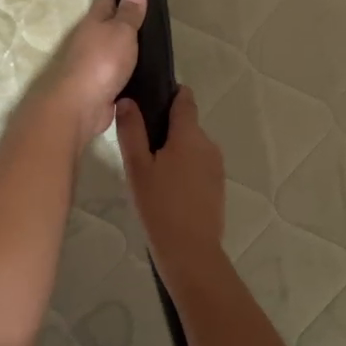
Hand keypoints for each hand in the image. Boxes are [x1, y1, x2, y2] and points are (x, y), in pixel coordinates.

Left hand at [36, 0, 145, 137]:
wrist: (82, 105)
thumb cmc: (102, 62)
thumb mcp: (121, 31)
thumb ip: (129, 14)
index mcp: (95, 21)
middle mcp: (92, 39)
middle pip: (111, 22)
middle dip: (129, 16)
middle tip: (156, 12)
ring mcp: (96, 63)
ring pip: (116, 48)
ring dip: (131, 44)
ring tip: (156, 41)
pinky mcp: (103, 85)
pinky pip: (120, 71)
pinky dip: (131, 68)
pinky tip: (146, 69)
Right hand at [116, 87, 225, 269]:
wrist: (190, 251)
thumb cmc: (159, 206)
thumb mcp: (137, 167)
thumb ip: (132, 131)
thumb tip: (128, 100)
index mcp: (189, 134)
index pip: (184, 98)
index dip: (167, 94)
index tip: (146, 103)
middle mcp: (208, 144)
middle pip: (186, 124)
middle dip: (164, 129)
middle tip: (137, 149)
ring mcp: (216, 166)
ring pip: (191, 147)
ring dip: (173, 151)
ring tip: (148, 173)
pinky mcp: (217, 186)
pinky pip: (197, 165)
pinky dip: (182, 169)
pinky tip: (165, 189)